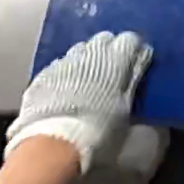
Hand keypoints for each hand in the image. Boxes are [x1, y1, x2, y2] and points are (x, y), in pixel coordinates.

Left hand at [5, 32, 151, 172]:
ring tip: (88, 85)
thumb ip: (134, 81)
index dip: (134, 52)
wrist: (54, 144)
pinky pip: (60, 68)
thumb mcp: (126, 109)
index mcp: (115, 58)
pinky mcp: (43, 75)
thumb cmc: (100, 129)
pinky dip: (66, 76)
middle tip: (114, 75)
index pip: (130, 39)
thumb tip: (140, 64)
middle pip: (103, 41)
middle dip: (110, 53)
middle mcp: (89, 52)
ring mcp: (63, 62)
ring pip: (80, 52)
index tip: (136, 65)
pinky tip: (65, 95)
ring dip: (87, 63)